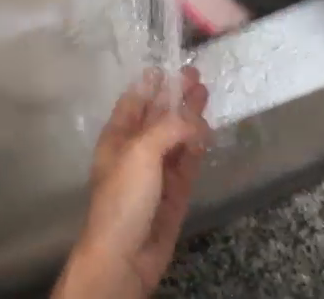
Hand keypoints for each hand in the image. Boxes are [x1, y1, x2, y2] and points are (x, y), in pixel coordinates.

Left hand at [54, 67, 210, 298]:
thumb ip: (168, 128)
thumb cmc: (123, 197)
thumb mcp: (141, 152)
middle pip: (157, 117)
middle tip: (196, 75)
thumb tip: (193, 118)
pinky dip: (196, 147)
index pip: (133, 102)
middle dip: (175, 96)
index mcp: (117, 138)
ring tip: (206, 94)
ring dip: (190, 117)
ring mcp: (155, 173)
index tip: (166, 67)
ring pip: (175, 138)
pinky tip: (206, 131)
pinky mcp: (173, 194)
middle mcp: (135, 151)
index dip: (149, 84)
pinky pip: (186, 164)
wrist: (123, 257)